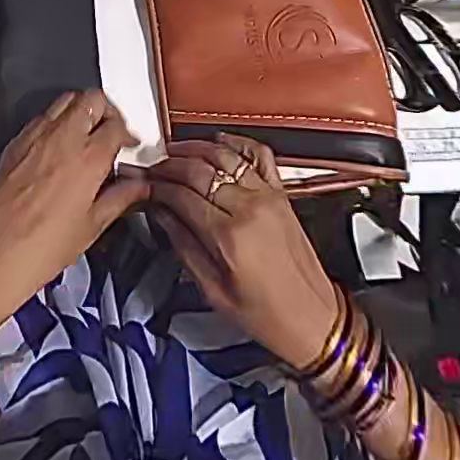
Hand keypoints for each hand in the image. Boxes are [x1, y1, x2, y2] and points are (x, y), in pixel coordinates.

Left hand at [0, 90, 145, 392]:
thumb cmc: (39, 247)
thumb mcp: (93, 226)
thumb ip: (120, 197)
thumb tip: (136, 187)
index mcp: (89, 157)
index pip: (117, 125)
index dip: (128, 134)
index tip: (128, 145)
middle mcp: (63, 138)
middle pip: (93, 99)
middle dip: (107, 111)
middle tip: (111, 130)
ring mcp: (37, 136)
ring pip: (67, 100)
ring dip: (82, 110)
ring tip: (87, 132)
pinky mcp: (17, 142)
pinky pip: (42, 116)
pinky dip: (56, 121)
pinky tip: (59, 144)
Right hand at [146, 134, 338, 367]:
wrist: (314, 319)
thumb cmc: (267, 314)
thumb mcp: (213, 290)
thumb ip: (183, 246)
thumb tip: (161, 215)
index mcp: (228, 236)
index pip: (181, 195)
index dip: (157, 187)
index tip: (145, 186)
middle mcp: (249, 208)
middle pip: (198, 169)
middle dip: (168, 165)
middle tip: (153, 169)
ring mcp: (267, 195)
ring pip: (223, 154)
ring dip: (194, 148)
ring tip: (175, 151)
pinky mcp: (281, 192)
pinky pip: (258, 154)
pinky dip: (237, 142)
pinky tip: (220, 141)